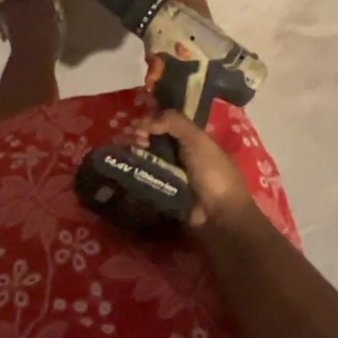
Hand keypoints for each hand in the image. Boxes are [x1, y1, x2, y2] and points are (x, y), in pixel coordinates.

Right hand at [131, 110, 259, 229]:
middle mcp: (181, 155)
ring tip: (119, 157)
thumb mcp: (198, 139)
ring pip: (146, 160)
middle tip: (126, 143)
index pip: (166, 124)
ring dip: (132, 156)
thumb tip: (144, 122)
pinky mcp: (163, 194)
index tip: (137, 129)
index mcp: (193, 140)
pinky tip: (122, 171)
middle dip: (137, 139)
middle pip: (153, 141)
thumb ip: (174, 122)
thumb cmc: (212, 173)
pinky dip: (133, 175)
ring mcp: (172, 176)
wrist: (218, 216)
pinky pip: (145, 180)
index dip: (150, 122)